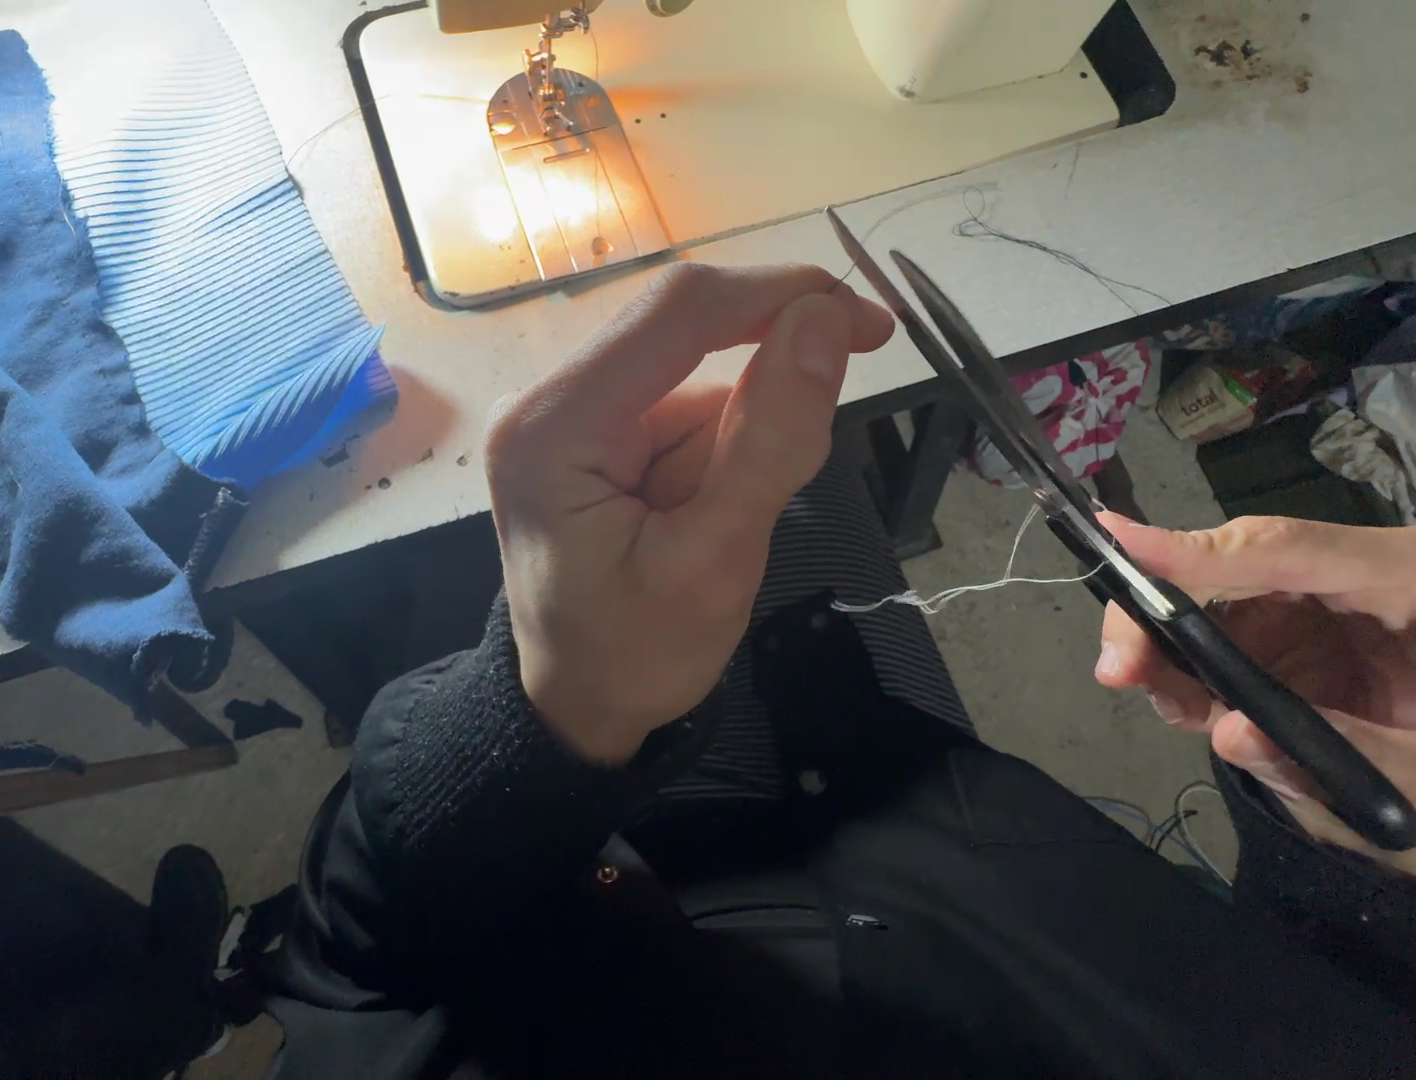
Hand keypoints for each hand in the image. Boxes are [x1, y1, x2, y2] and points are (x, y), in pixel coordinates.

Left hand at [484, 264, 894, 763]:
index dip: (779, 296)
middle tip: (813, 437)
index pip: (677, 313)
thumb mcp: (715, 564)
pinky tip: (697, 516)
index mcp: (554, 426)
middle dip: (763, 376)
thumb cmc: (635, 656)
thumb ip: (769, 441)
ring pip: (689, 377)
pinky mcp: (591, 435)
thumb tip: (825, 321)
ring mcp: (566, 416)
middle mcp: (547, 401)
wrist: (576, 703)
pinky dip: (713, 452)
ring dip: (733, 436)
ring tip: (717, 528)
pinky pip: (677, 411)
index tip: (869, 322)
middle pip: (680, 335)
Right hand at [1094, 514, 1415, 881]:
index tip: (1121, 544)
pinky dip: (1164, 667)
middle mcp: (1345, 568)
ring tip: (1177, 712)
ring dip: (1152, 648)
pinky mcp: (1246, 614)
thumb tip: (1231, 730)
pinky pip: (1178, 623)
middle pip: (1217, 565)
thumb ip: (1347, 756)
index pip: (1291, 549)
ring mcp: (1287, 589)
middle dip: (1152, 613)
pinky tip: (1188, 707)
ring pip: (1184, 592)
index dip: (1201, 551)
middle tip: (1116, 670)